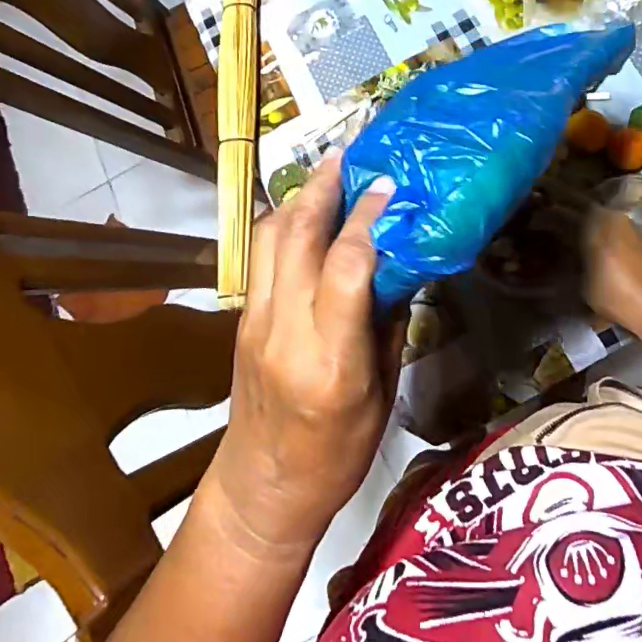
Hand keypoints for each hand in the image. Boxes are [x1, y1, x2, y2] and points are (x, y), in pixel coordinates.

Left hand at [204, 152, 403, 555]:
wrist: (262, 486)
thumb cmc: (335, 455)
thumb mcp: (381, 394)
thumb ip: (388, 323)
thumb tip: (401, 263)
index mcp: (330, 360)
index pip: (345, 267)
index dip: (366, 217)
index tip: (386, 185)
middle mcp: (284, 329)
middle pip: (297, 237)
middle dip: (322, 187)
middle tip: (347, 155)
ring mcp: (254, 320)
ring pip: (269, 237)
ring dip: (298, 197)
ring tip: (326, 172)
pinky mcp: (241, 317)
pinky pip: (260, 255)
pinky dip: (282, 223)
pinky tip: (303, 212)